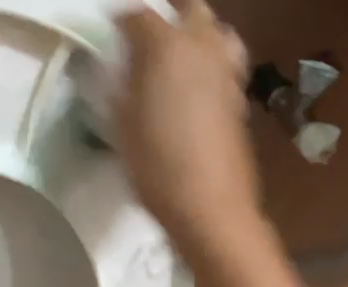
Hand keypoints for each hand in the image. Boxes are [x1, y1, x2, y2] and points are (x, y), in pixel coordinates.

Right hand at [113, 0, 261, 255]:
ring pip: (214, 29)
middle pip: (187, 8)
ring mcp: (227, 68)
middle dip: (166, 14)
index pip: (138, 15)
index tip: (108, 35)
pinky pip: (224, 61)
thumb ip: (123, 87)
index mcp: (166, 46)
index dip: (120, 22)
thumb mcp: (123, 127)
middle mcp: (202, 44)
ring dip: (195, 33)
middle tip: (145, 35)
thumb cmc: (157, 168)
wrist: (210, 206)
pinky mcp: (240, 94)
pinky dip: (209, 62)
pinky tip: (197, 84)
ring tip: (178, 54)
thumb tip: (123, 71)